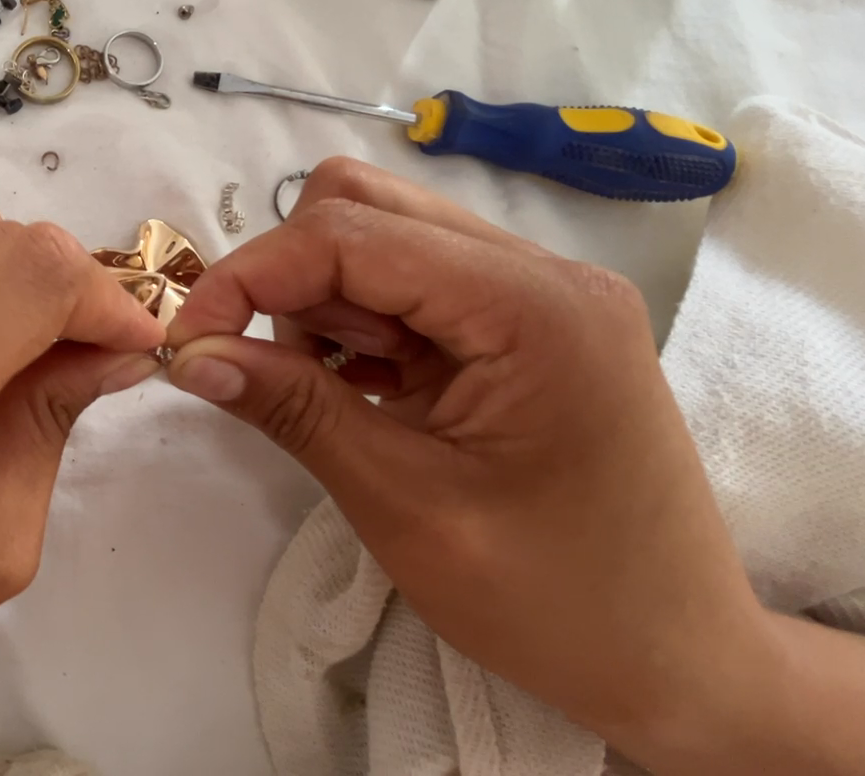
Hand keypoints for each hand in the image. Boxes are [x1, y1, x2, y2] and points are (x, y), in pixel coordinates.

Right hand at [163, 158, 773, 768]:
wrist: (676, 660)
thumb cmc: (553, 599)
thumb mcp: (402, 504)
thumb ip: (291, 408)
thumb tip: (188, 355)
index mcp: (532, 307)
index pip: (347, 233)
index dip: (249, 274)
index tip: (190, 341)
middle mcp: (537, 270)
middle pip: (359, 204)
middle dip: (286, 274)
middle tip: (270, 363)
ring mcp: (530, 288)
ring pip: (370, 230)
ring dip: (317, 296)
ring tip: (333, 385)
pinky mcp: (513, 316)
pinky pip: (396, 274)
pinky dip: (348, 316)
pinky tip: (363, 383)